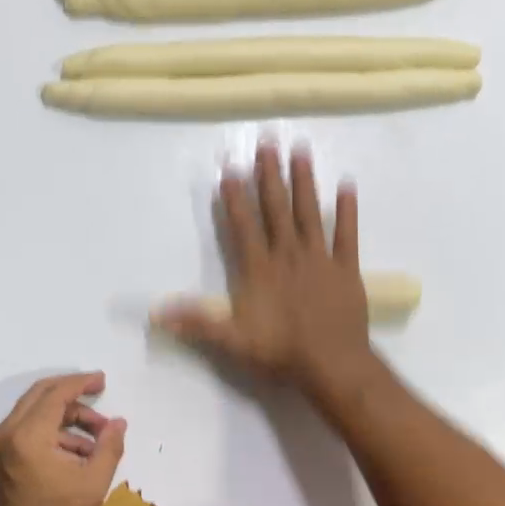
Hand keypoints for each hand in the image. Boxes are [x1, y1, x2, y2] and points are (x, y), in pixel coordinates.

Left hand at [0, 372, 127, 505]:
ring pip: (36, 410)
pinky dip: (55, 429)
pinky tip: (80, 451)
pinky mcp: (5, 453)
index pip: (56, 393)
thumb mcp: (94, 480)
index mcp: (29, 433)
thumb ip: (109, 446)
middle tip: (98, 391)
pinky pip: (30, 427)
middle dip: (72, 391)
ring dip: (66, 415)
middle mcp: (10, 430)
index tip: (102, 380)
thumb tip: (118, 422)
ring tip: (97, 435)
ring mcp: (3, 442)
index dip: (81, 382)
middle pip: (41, 394)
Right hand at [157, 141, 375, 397]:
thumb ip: (196, 322)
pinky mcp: (346, 270)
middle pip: (277, 209)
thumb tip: (157, 313)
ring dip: (304, 181)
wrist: (332, 364)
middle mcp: (288, 255)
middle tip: (267, 141)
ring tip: (300, 149)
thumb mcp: (231, 341)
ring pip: (310, 213)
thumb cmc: (280, 353)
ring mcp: (320, 259)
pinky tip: (346, 186)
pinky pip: (347, 235)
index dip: (235, 198)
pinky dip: (347, 211)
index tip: (230, 169)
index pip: (243, 226)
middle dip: (269, 175)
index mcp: (259, 270)